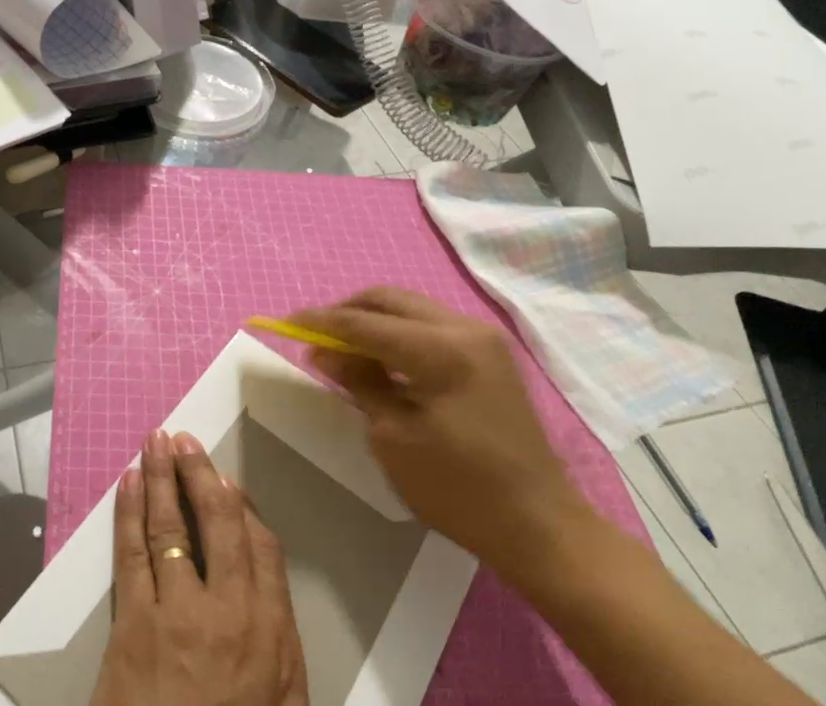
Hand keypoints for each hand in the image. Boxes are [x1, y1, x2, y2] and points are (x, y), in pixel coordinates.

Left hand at [90, 429, 307, 705]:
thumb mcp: (283, 703)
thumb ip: (282, 645)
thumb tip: (270, 588)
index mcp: (270, 630)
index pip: (262, 547)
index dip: (243, 508)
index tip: (228, 481)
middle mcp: (227, 608)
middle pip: (216, 523)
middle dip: (200, 474)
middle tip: (185, 438)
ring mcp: (175, 611)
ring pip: (171, 527)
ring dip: (162, 478)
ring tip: (156, 441)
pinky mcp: (132, 622)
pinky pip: (132, 553)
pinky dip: (129, 513)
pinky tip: (129, 484)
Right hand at [289, 287, 594, 575]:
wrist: (538, 524)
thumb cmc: (457, 488)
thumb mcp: (393, 437)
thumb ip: (359, 382)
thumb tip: (323, 351)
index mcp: (440, 350)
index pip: (365, 322)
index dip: (322, 321)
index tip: (286, 323)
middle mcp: (465, 329)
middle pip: (390, 301)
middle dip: (348, 313)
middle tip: (315, 338)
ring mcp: (483, 339)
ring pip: (411, 309)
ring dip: (374, 322)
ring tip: (344, 351)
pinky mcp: (490, 355)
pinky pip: (432, 326)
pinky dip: (400, 335)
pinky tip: (381, 361)